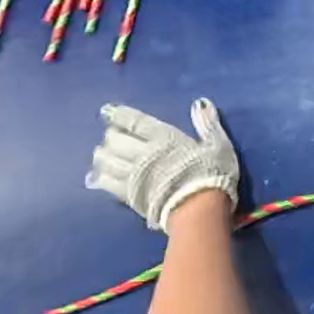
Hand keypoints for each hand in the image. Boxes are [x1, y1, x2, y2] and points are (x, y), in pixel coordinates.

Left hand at [86, 99, 239, 231]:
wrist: (200, 210)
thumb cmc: (212, 175)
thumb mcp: (218, 146)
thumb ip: (208, 125)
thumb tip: (201, 103)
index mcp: (164, 137)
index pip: (135, 121)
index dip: (120, 115)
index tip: (109, 112)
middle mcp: (144, 153)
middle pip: (116, 139)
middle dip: (111, 136)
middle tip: (112, 137)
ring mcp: (134, 175)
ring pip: (107, 160)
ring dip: (102, 155)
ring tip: (103, 155)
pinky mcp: (130, 196)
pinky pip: (107, 183)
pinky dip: (100, 177)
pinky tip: (95, 176)